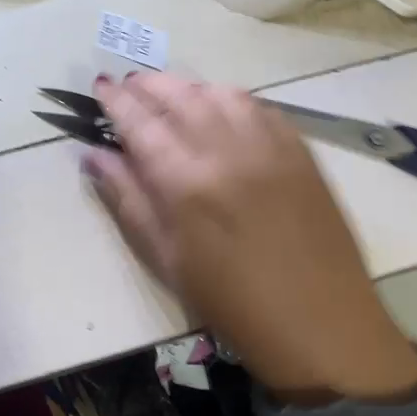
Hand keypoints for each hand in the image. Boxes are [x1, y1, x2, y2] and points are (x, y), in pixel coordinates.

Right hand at [85, 73, 416, 405]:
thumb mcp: (164, 255)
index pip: (139, 121)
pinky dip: (232, 100)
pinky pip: (262, 108)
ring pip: (221, 94)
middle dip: (148, 85)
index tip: (100, 86)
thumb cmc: (229, 300)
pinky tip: (221, 111)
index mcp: (186, 182)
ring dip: (189, 87)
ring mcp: (270, 150)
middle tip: (129, 87)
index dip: (115, 99)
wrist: (322, 330)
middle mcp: (227, 153)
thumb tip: (94, 154)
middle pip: (179, 96)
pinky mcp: (303, 157)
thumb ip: (126, 196)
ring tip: (173, 97)